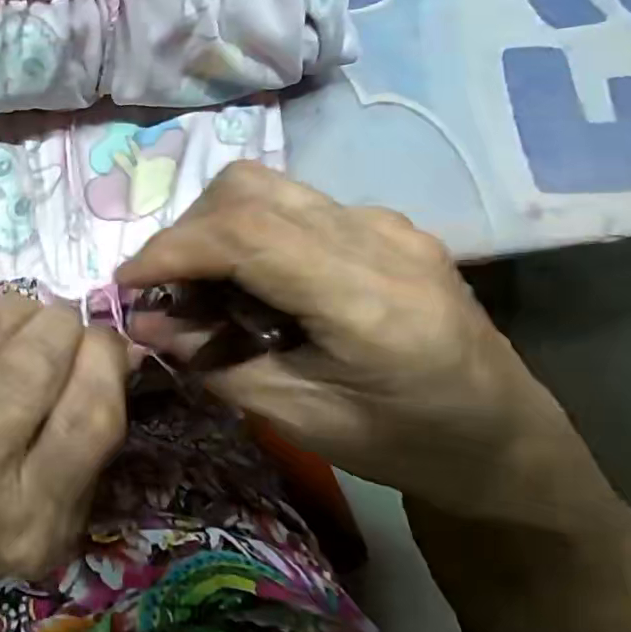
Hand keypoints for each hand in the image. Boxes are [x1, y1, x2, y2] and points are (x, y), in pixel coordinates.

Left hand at [0, 286, 130, 631]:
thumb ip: (93, 438)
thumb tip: (119, 346)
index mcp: (32, 512)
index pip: (88, 418)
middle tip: (63, 322)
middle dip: (59, 326)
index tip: (105, 340)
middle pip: (29, 368)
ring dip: (9, 308)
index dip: (105, 360)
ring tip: (22, 314)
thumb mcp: (62, 516)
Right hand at [117, 162, 613, 525]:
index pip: (244, 234)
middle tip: (163, 289)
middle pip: (246, 191)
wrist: (505, 442)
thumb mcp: (297, 418)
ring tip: (200, 283)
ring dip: (210, 226)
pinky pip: (289, 204)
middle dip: (183, 233)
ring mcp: (384, 223)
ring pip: (263, 186)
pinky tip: (249, 280)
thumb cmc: (404, 445)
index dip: (170, 249)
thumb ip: (211, 362)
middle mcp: (378, 240)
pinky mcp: (382, 223)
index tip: (125, 285)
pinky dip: (243, 230)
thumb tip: (138, 323)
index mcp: (368, 300)